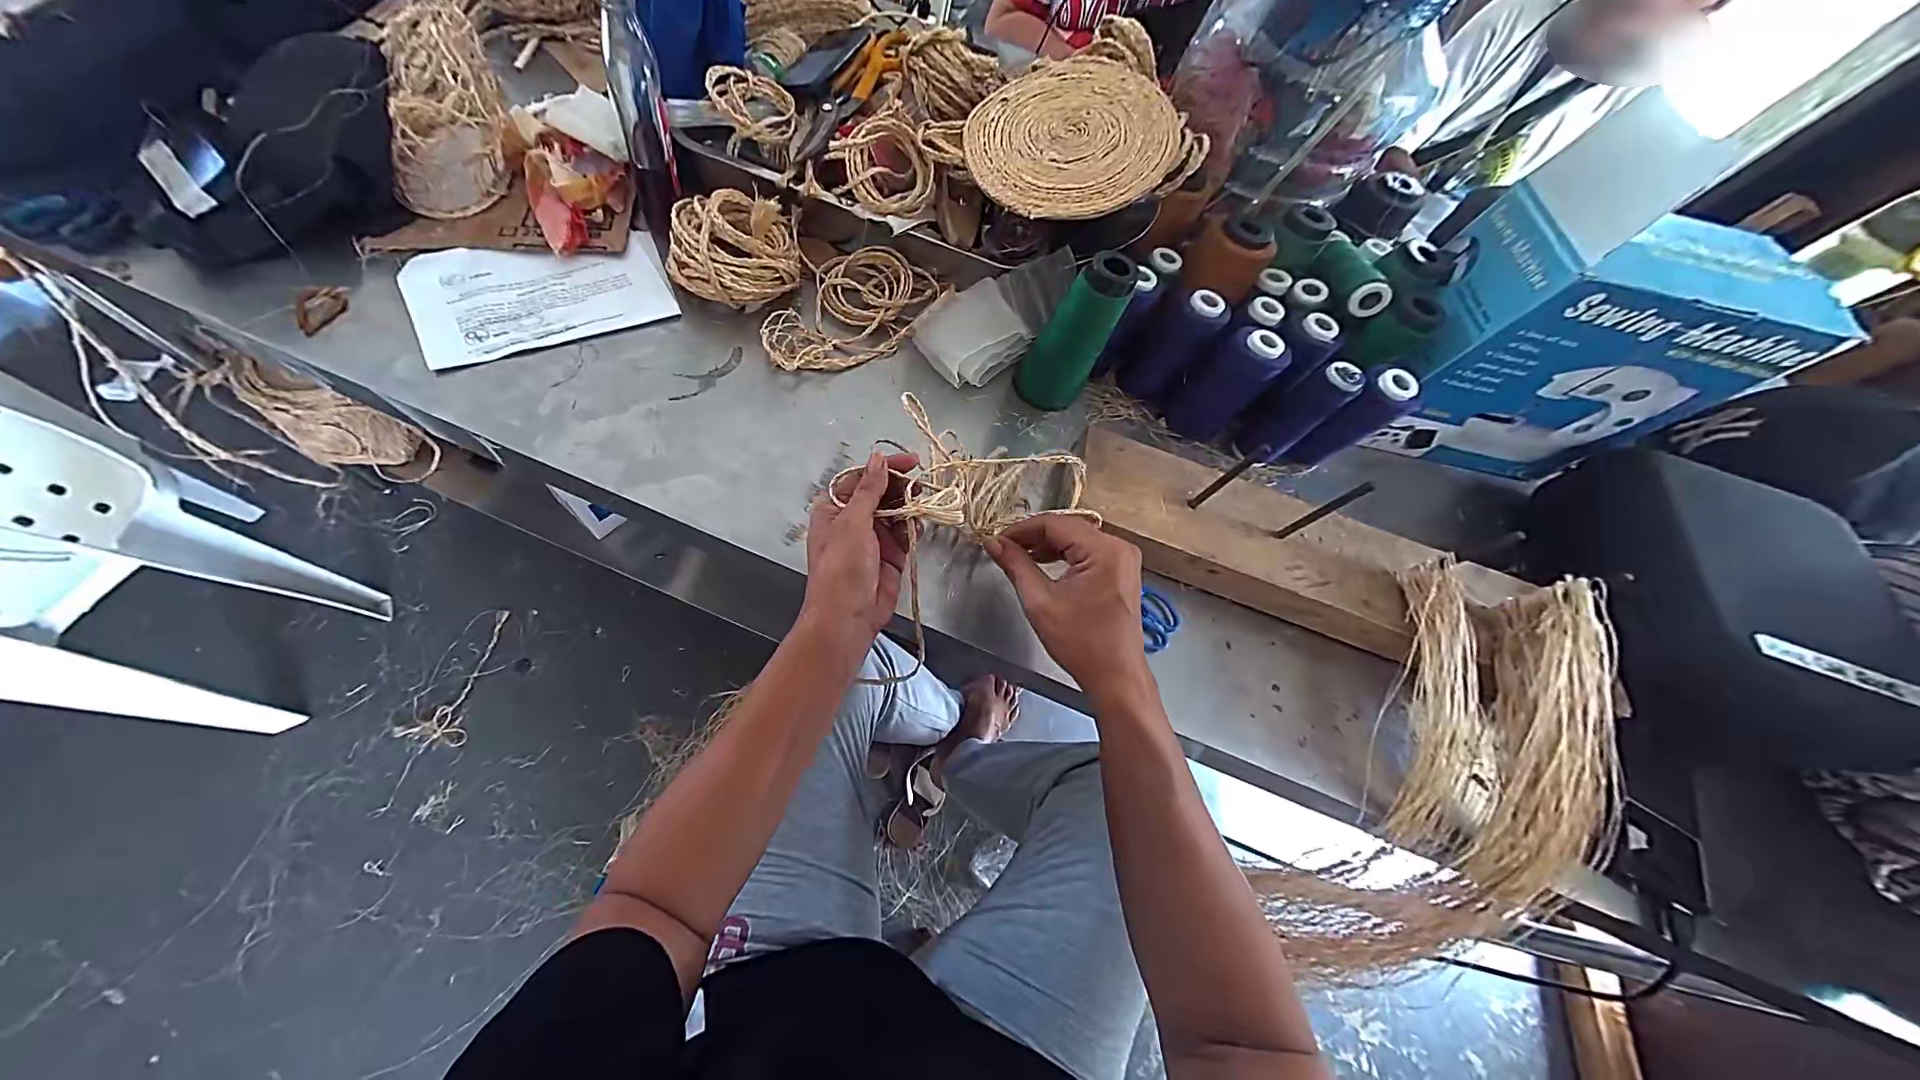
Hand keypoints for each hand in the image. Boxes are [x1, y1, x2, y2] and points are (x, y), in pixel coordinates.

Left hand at [800, 450, 918, 643]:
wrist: (848, 616)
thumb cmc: (841, 569)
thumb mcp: (852, 522)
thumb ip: (869, 489)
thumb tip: (878, 459)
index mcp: (834, 508)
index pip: (862, 478)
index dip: (884, 468)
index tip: (910, 462)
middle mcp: (852, 520)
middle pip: (881, 492)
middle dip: (900, 487)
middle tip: (920, 485)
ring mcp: (872, 537)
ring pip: (896, 511)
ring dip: (909, 506)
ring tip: (922, 502)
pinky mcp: (890, 554)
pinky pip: (905, 532)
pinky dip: (913, 527)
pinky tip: (919, 525)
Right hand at [984, 515, 1151, 694]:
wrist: (1116, 675)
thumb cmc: (1082, 644)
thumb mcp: (1040, 602)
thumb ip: (1016, 565)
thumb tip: (995, 544)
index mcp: (1104, 551)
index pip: (1054, 524)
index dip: (1021, 529)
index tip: (998, 539)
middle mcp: (1119, 547)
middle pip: (1067, 527)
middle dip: (1033, 536)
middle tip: (1005, 547)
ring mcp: (1123, 558)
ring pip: (1077, 538)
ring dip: (1047, 545)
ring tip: (1019, 556)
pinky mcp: (1122, 570)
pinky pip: (1088, 551)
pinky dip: (1064, 555)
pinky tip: (1043, 563)